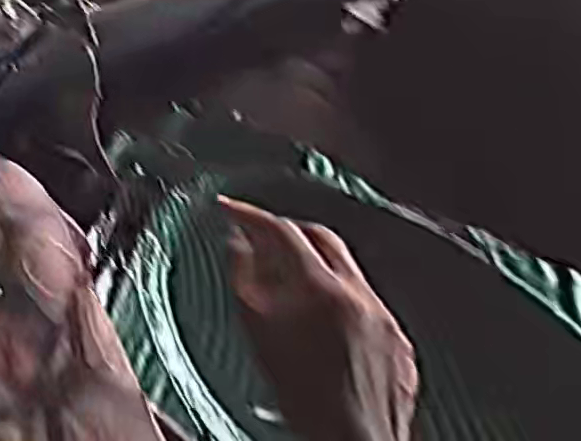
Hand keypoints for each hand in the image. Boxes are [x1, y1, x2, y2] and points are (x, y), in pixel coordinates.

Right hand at [221, 197, 417, 440]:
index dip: (248, 213)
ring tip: (280, 272)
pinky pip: (362, 300)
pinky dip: (332, 291)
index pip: (281, 229)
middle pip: (322, 238)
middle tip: (257, 229)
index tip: (227, 208)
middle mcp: (360, 297)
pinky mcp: (399, 343)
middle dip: (286, 229)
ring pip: (345, 269)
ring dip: (310, 260)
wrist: (348, 435)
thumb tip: (239, 242)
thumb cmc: (294, 380)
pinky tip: (312, 309)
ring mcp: (385, 320)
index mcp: (321, 286)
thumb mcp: (251, 314)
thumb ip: (243, 268)